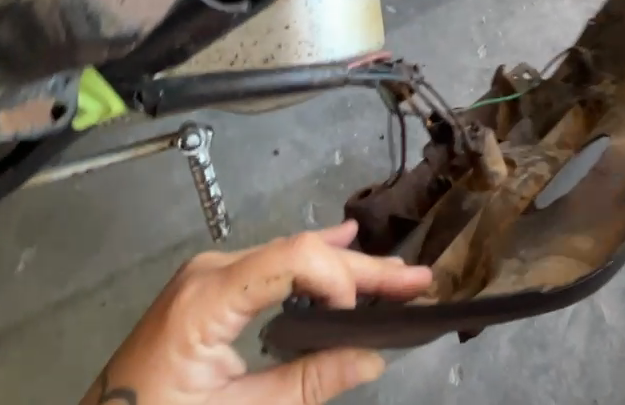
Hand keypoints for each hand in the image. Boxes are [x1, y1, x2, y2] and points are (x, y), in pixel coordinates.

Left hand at [84, 220, 430, 404]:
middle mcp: (210, 272)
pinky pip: (270, 267)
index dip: (339, 276)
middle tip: (416, 281)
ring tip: (394, 276)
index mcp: (208, 297)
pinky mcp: (209, 292)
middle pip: (300, 254)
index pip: (292, 258)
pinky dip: (311, 263)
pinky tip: (343, 241)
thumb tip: (375, 358)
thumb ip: (307, 382)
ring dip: (344, 269)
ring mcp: (207, 278)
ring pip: (291, 257)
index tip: (366, 314)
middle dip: (361, 271)